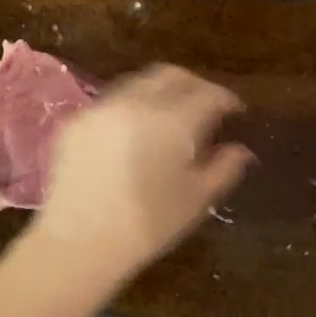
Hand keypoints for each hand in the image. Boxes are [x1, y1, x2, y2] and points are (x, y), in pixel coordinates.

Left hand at [30, 64, 253, 284]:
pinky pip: (110, 102)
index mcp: (171, 121)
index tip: (236, 112)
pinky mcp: (75, 121)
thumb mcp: (196, 200)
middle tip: (206, 106)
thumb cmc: (147, 225)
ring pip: (137, 83)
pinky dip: (130, 107)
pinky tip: (135, 132)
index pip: (208, 94)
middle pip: (170, 76)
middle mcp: (134, 103)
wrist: (79, 240)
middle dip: (194, 86)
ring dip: (160, 92)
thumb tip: (240, 150)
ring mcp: (100, 108)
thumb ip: (223, 168)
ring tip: (171, 117)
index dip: (227, 99)